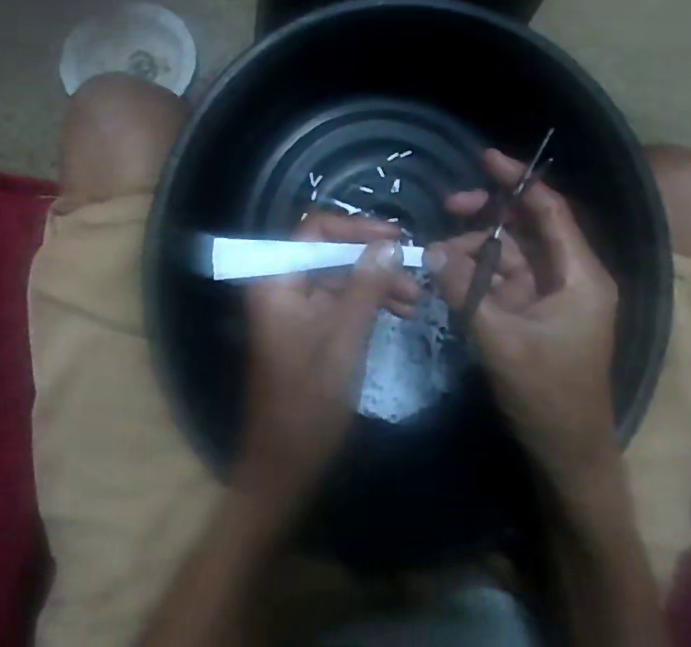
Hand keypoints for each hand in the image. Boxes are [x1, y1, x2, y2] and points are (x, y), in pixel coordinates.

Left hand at [234, 213, 415, 512]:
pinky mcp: (305, 328)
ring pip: (337, 277)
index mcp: (276, 280)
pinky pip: (337, 301)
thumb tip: (390, 243)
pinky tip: (399, 311)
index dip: (356, 227)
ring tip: (414, 299)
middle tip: (414, 276)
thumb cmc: (309, 400)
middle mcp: (280, 285)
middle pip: (328, 252)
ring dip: (375, 283)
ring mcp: (292, 307)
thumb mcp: (345, 338)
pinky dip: (366, 303)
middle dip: (372, 260)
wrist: (283, 464)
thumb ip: (366, 286)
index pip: (314, 230)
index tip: (397, 237)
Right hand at [429, 149, 622, 484]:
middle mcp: (569, 276)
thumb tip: (432, 251)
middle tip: (448, 206)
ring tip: (438, 257)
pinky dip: (476, 272)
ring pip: (509, 252)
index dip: (520, 180)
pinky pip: (502, 278)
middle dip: (488, 214)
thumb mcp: (500, 339)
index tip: (485, 158)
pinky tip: (448, 275)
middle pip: (527, 227)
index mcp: (580, 276)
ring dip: (474, 248)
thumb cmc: (547, 394)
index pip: (551, 211)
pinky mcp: (533, 312)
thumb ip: (465, 291)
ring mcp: (550, 295)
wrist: (566, 451)